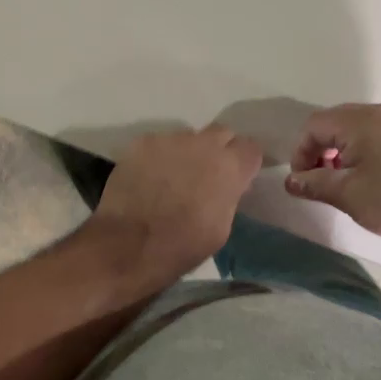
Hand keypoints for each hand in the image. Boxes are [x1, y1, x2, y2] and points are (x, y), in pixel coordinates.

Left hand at [88, 125, 263, 286]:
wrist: (129, 244)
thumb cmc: (182, 246)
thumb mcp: (222, 228)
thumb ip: (230, 196)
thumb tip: (229, 186)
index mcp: (229, 167)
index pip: (251, 147)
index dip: (245, 162)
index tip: (238, 177)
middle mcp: (203, 144)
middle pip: (221, 133)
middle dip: (219, 150)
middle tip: (208, 174)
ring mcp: (170, 139)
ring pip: (188, 137)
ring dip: (187, 152)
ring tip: (174, 177)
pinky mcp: (142, 143)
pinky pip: (159, 143)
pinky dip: (159, 156)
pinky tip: (150, 177)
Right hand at [285, 103, 380, 242]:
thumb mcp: (347, 195)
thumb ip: (314, 183)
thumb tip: (291, 181)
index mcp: (362, 120)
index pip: (315, 125)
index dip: (301, 151)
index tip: (304, 181)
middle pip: (338, 122)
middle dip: (322, 149)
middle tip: (321, 180)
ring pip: (361, 127)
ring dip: (345, 150)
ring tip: (347, 181)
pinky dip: (368, 149)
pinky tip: (374, 177)